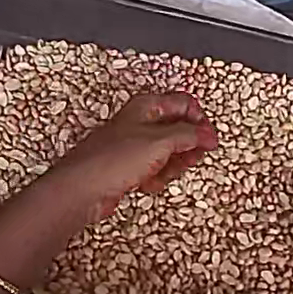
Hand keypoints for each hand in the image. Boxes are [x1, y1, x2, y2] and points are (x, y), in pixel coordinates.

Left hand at [51, 92, 219, 221]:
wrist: (83, 189)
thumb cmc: (113, 160)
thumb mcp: (160, 142)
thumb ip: (189, 135)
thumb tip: (208, 134)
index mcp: (148, 106)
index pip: (186, 104)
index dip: (201, 122)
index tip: (209, 141)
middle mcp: (141, 122)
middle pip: (180, 130)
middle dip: (187, 148)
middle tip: (188, 160)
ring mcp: (136, 145)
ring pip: (169, 153)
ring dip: (171, 166)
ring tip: (160, 175)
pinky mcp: (131, 167)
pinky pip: (156, 169)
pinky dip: (156, 178)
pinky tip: (146, 184)